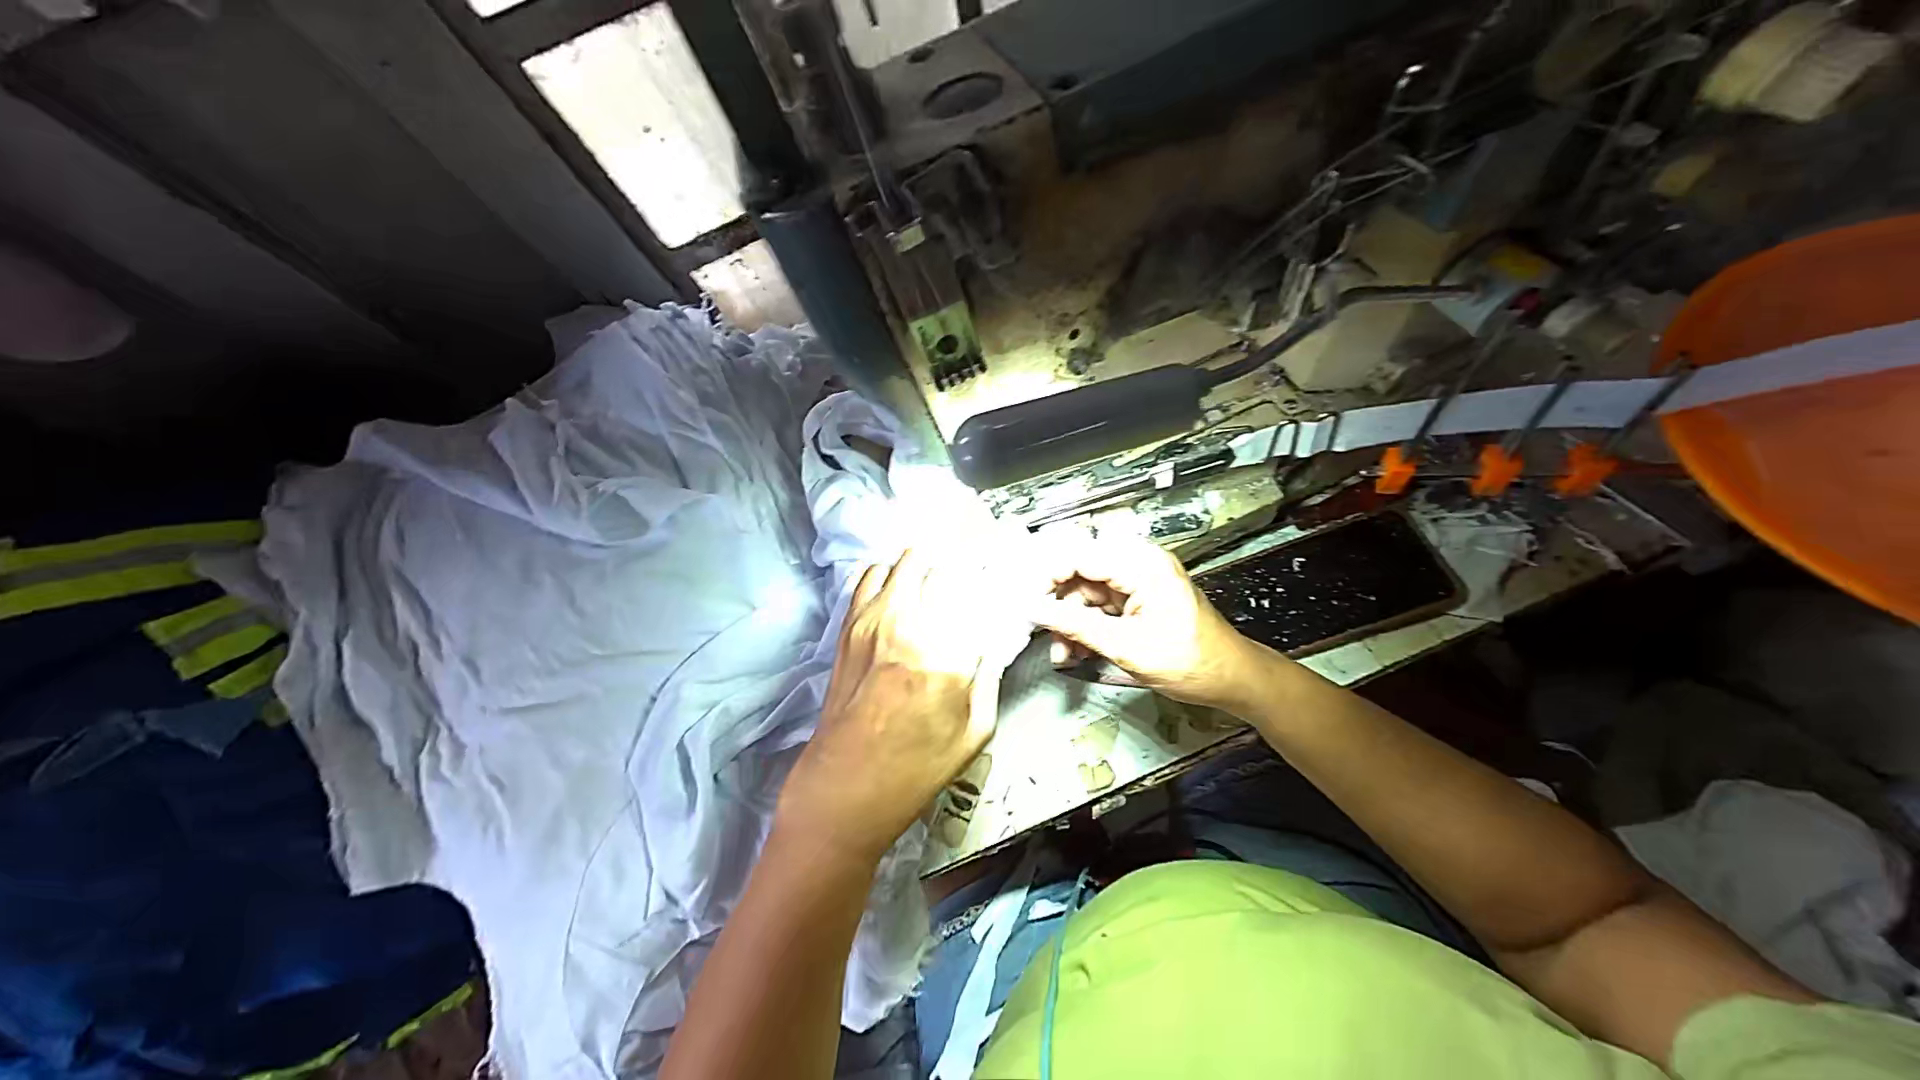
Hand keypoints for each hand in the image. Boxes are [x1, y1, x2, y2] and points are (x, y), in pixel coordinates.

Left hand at [779, 550, 1005, 861]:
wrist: (844, 786)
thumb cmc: (912, 771)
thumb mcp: (974, 733)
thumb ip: (988, 678)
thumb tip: (992, 644)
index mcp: (945, 659)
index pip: (977, 594)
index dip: (992, 587)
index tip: (999, 591)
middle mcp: (907, 630)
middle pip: (942, 570)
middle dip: (961, 573)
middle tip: (970, 584)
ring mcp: (871, 624)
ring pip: (904, 564)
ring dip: (925, 567)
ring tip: (936, 580)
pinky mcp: (848, 628)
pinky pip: (868, 578)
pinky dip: (888, 574)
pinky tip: (899, 587)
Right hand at [1031, 532, 1269, 710]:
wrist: (1231, 679)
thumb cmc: (1192, 661)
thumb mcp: (1126, 646)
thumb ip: (1076, 626)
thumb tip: (1037, 611)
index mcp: (1142, 564)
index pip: (1078, 556)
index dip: (1047, 578)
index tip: (1027, 603)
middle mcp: (1139, 564)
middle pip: (1080, 574)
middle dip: (1059, 606)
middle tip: (1045, 633)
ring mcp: (1139, 580)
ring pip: (1086, 593)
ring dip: (1070, 622)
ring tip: (1064, 652)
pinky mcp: (1138, 597)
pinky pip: (1100, 605)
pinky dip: (1086, 627)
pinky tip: (1077, 650)